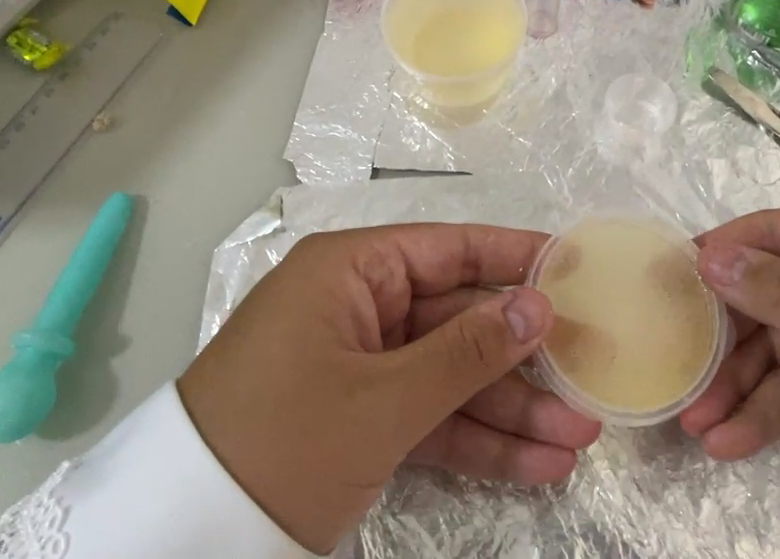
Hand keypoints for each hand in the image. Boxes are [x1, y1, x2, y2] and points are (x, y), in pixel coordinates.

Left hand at [178, 224, 601, 552]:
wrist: (186, 535)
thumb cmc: (283, 440)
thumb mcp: (384, 399)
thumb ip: (469, 351)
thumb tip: (540, 302)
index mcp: (351, 272)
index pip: (450, 249)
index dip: (515, 257)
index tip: (577, 267)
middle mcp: (359, 308)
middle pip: (459, 320)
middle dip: (525, 358)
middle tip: (592, 373)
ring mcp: (361, 367)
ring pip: (451, 376)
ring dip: (512, 410)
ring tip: (581, 436)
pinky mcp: (360, 419)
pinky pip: (429, 417)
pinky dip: (477, 441)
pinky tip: (538, 463)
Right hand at [680, 206, 779, 498]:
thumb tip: (713, 257)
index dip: (729, 250)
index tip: (672, 275)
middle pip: (770, 294)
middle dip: (726, 335)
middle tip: (677, 362)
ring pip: (773, 349)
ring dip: (734, 384)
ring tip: (696, 421)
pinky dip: (761, 415)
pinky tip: (728, 441)